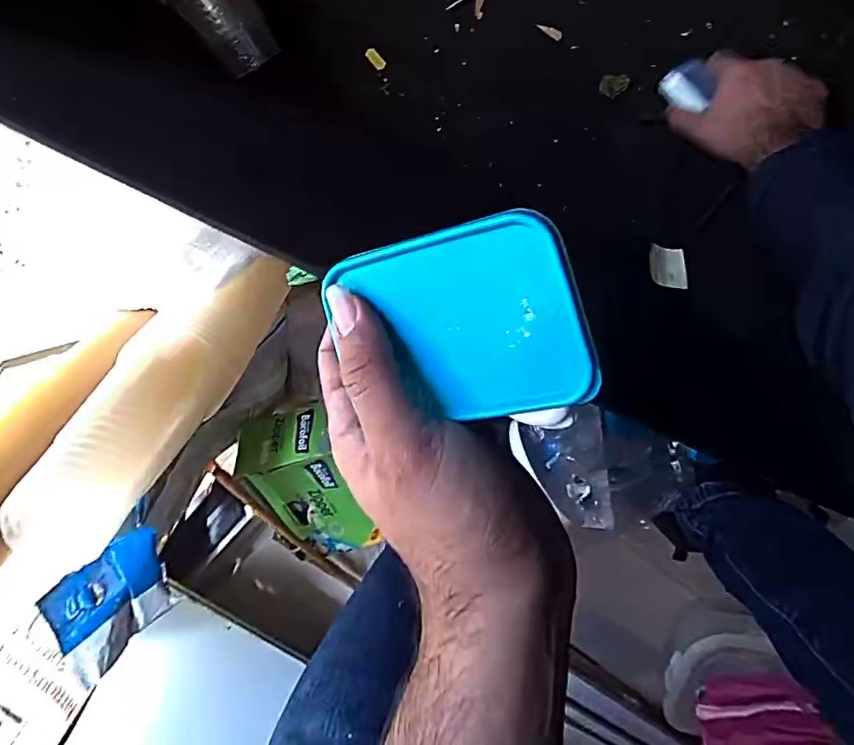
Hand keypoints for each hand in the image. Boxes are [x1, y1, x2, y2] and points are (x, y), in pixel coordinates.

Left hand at [318, 286, 571, 613]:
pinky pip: (470, 386)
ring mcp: (434, 430)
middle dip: (402, 318)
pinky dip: (478, 363)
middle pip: (387, 356)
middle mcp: (391, 424)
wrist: (513, 581)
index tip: (376, 274)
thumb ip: (370, 373)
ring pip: (430, 369)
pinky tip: (497, 339)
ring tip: (464, 297)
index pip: (339, 355)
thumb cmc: (449, 517)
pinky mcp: (475, 435)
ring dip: (443, 337)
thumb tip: (343, 303)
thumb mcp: (399, 439)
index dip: (349, 314)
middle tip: (429, 278)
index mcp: (357, 426)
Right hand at [667, 53, 827, 168]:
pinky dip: (790, 98)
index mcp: (737, 71)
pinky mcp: (815, 90)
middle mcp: (767, 66)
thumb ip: (680, 115)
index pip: (716, 59)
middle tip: (734, 105)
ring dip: (766, 89)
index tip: (707, 86)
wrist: (788, 154)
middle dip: (740, 83)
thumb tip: (672, 109)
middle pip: (747, 68)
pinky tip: (783, 116)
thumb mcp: (700, 131)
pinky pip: (797, 88)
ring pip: (774, 76)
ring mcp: (793, 76)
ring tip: (760, 114)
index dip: (709, 74)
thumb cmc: (745, 138)